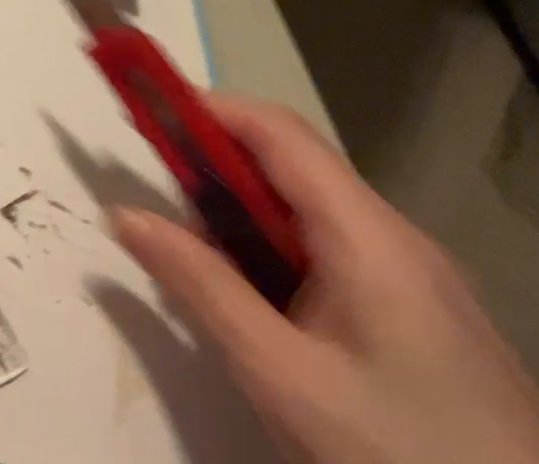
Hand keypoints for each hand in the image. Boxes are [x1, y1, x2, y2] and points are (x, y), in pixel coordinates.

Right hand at [113, 95, 538, 463]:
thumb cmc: (397, 446)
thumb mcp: (279, 371)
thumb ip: (199, 285)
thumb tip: (123, 213)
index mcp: (368, 238)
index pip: (277, 133)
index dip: (203, 108)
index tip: (138, 109)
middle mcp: (395, 241)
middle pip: (288, 169)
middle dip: (208, 166)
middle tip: (146, 193)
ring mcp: (412, 278)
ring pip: (304, 214)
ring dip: (234, 215)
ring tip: (186, 257)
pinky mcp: (415, 312)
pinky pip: (325, 252)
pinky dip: (267, 251)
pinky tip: (246, 299)